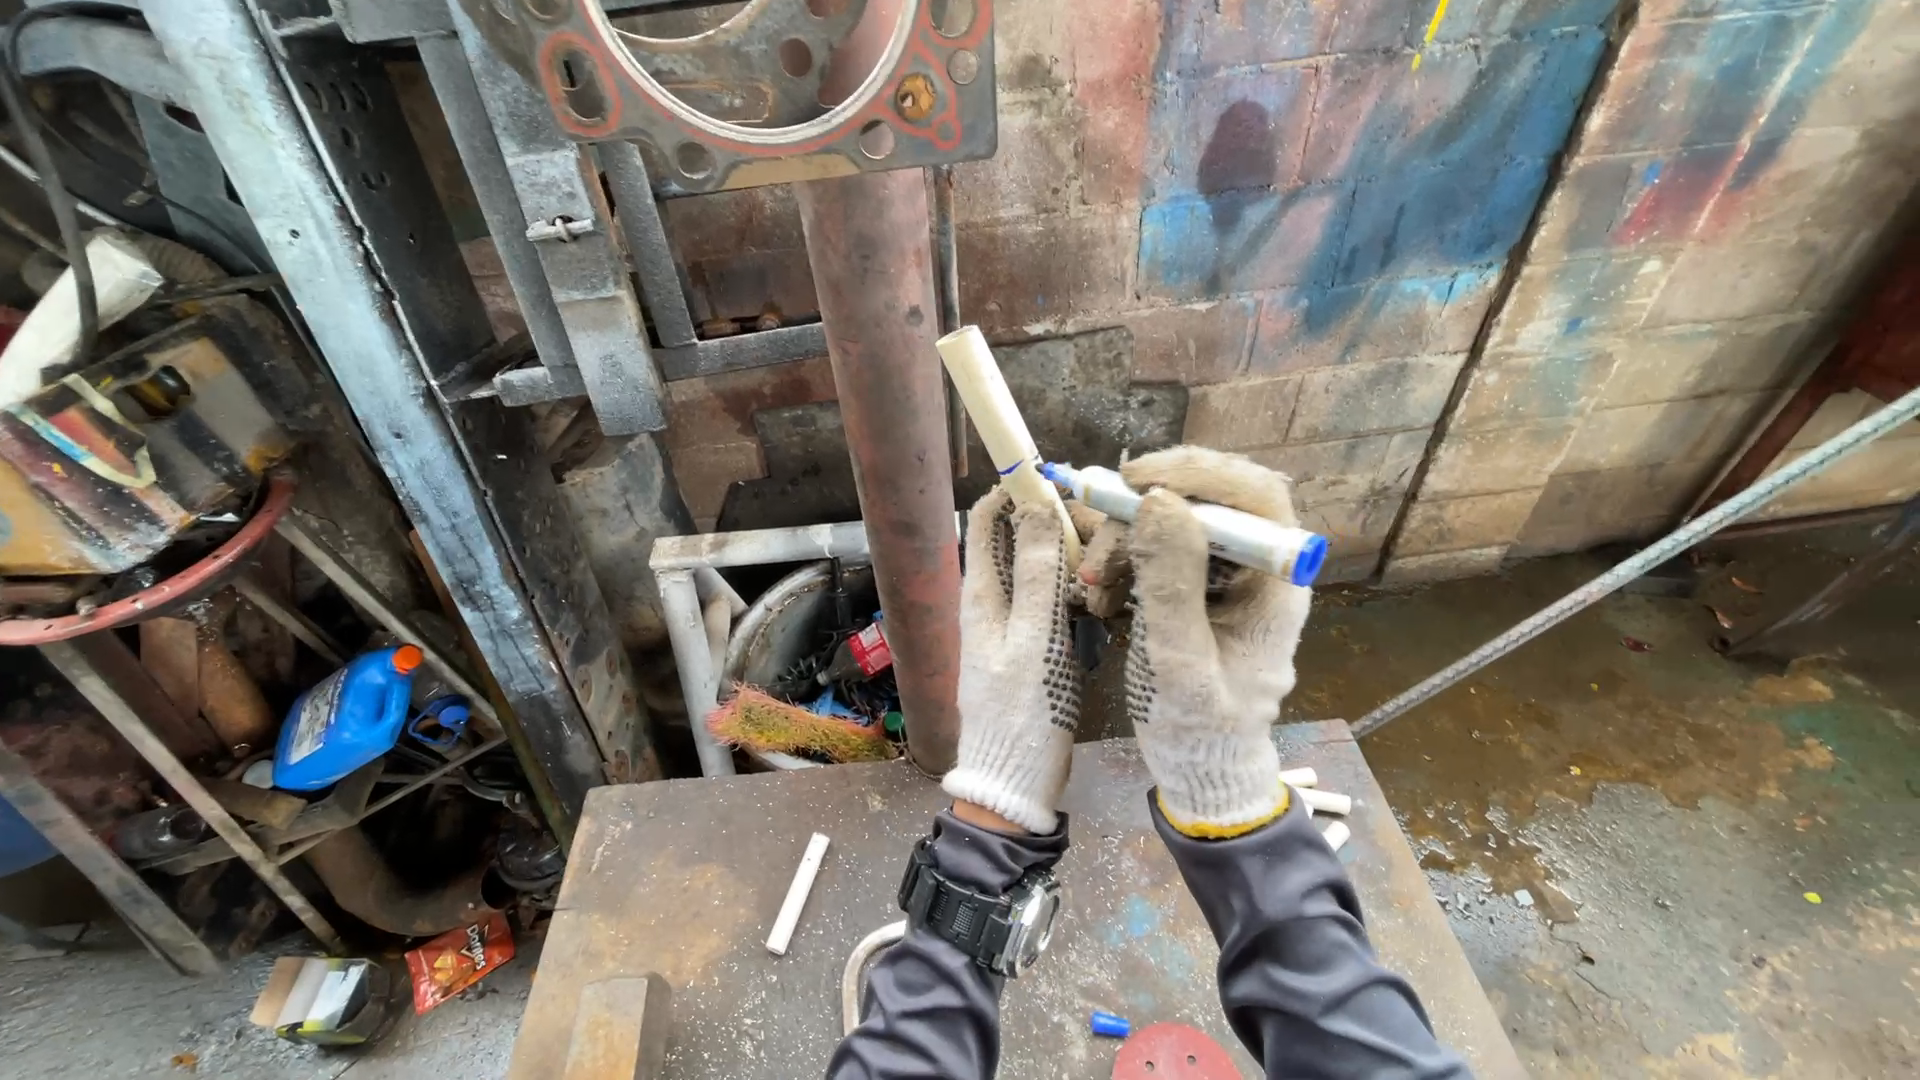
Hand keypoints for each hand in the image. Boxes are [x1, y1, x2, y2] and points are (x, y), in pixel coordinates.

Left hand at [941, 489, 1081, 834]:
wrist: (1014, 779)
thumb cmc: (1022, 711)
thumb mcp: (1034, 640)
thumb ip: (1037, 576)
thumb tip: (1036, 509)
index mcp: (979, 595)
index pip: (986, 522)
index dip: (1013, 493)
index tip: (1054, 479)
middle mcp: (988, 604)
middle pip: (1011, 542)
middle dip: (1046, 522)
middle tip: (1093, 520)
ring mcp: (1007, 627)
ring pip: (1032, 571)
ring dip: (1060, 556)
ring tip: (1100, 553)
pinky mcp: (1027, 647)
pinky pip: (1045, 602)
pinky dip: (1067, 590)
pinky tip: (1094, 595)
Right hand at [1079, 447, 1310, 837]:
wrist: (1199, 768)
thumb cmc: (1201, 728)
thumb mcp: (1179, 662)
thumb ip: (1172, 584)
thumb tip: (1157, 501)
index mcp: (1277, 583)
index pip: (1255, 495)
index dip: (1199, 472)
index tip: (1135, 483)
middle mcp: (1258, 568)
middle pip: (1205, 502)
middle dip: (1142, 519)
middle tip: (1097, 559)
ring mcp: (1226, 576)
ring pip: (1173, 522)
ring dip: (1124, 544)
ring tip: (1093, 590)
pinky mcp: (1196, 587)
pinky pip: (1156, 548)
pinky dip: (1122, 563)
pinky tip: (1100, 598)